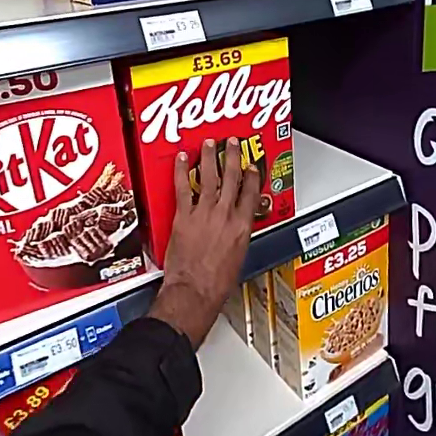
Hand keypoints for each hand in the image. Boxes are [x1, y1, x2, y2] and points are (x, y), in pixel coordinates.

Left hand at [148, 137, 260, 346]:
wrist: (195, 293)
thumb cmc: (216, 283)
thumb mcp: (239, 257)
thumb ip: (238, 235)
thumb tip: (236, 228)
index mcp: (242, 226)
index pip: (251, 192)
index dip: (252, 175)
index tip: (251, 165)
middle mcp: (225, 215)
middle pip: (232, 178)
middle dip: (233, 156)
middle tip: (232, 143)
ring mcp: (204, 214)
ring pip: (210, 177)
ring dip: (210, 157)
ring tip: (209, 143)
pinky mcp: (184, 217)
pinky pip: (184, 188)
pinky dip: (183, 171)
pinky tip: (183, 160)